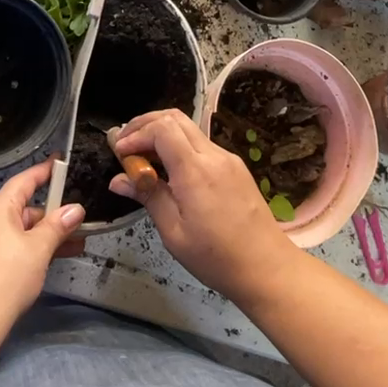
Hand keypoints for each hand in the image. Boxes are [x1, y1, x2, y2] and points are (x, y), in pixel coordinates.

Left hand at [0, 158, 86, 322]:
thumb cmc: (8, 276)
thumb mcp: (39, 249)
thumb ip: (58, 226)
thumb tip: (75, 209)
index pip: (24, 180)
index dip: (44, 171)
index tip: (61, 163)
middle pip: (24, 208)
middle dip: (52, 214)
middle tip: (79, 219)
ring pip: (20, 230)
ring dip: (46, 235)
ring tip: (76, 244)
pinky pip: (12, 245)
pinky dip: (32, 248)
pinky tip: (52, 259)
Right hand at [111, 110, 299, 300]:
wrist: (268, 268)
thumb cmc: (217, 258)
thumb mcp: (174, 233)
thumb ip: (148, 198)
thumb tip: (119, 180)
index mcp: (196, 170)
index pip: (162, 128)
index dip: (136, 133)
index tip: (119, 152)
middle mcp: (213, 155)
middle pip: (175, 118)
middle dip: (145, 124)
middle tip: (125, 143)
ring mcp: (227, 158)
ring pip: (189, 128)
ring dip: (162, 133)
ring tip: (142, 156)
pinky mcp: (235, 167)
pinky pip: (201, 144)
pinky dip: (178, 146)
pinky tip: (168, 168)